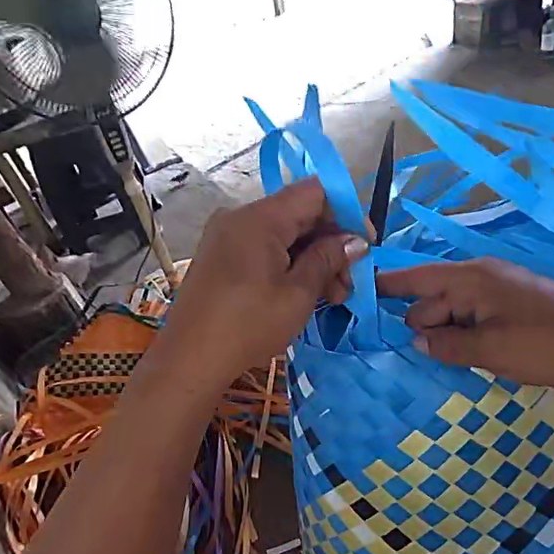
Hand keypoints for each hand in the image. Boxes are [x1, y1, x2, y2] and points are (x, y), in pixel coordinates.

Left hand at [157, 180, 366, 385]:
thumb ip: (328, 259)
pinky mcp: (220, 257)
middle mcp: (239, 217)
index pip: (315, 193)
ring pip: (283, 235)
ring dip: (312, 260)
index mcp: (259, 218)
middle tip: (349, 285)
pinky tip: (304, 294)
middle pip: (299, 215)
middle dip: (330, 245)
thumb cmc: (248, 326)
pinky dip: (288, 266)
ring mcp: (226, 237)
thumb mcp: (297, 294)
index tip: (364, 246)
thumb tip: (356, 241)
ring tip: (332, 298)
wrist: (189, 360)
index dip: (346, 213)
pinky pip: (263, 249)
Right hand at [376, 257, 553, 399]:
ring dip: (445, 333)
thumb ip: (446, 345)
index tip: (356, 288)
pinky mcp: (515, 307)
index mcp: (471, 278)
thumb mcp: (488, 350)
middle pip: (432, 298)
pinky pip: (475, 317)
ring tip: (451, 359)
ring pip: (454, 310)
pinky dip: (465, 334)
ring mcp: (501, 291)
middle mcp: (483, 277)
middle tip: (423, 354)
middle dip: (421, 323)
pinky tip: (469, 355)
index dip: (385, 284)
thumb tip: (418, 341)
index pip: (415, 278)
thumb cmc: (545, 345)